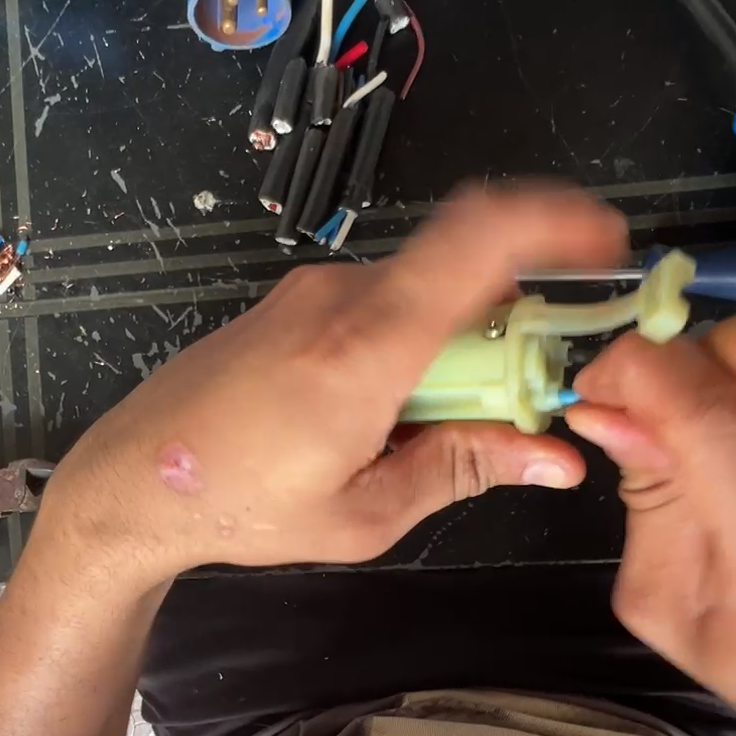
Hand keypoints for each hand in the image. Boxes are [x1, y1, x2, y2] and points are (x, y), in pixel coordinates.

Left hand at [28, 186, 628, 587]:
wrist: (132, 481)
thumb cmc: (244, 508)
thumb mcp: (363, 513)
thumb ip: (462, 469)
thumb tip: (556, 456)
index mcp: (366, 347)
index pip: (478, 238)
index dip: (555, 222)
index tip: (603, 245)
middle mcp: (338, 297)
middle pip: (457, 277)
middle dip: (504, 331)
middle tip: (509, 403)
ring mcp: (304, 294)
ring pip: (413, 295)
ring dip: (446, 347)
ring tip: (422, 426)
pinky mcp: (284, 306)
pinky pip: (369, 306)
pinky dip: (401, 343)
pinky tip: (372, 409)